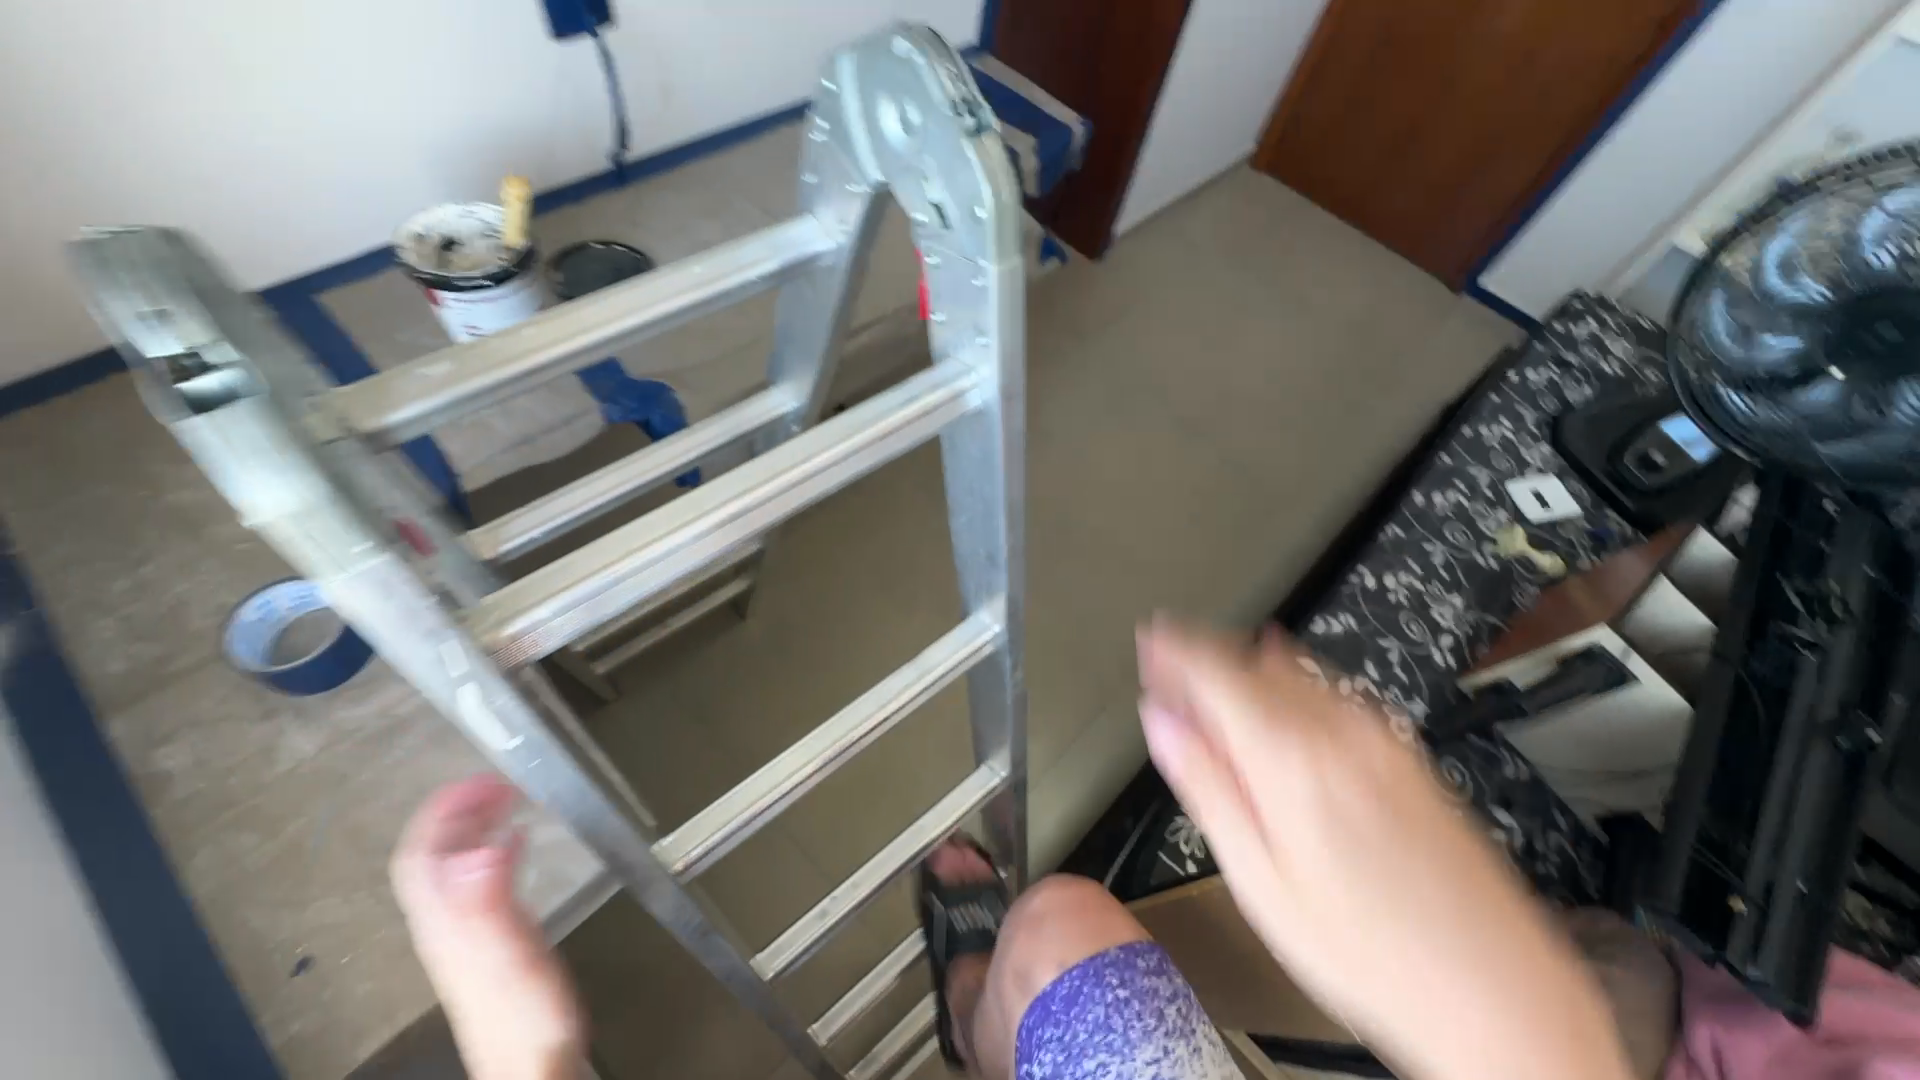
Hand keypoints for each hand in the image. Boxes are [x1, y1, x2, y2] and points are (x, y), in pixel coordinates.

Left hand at [391, 776, 585, 1079]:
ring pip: (453, 868)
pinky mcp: (490, 942)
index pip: (423, 858)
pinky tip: (516, 843)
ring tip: (506, 799)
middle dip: (458, 812)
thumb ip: (490, 908)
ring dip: (473, 827)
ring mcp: (466, 934)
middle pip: (434, 859)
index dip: (442, 814)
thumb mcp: (510, 959)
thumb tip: (478, 850)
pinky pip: (478, 883)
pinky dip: (493, 850)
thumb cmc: (527, 1018)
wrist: (531, 1069)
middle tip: (497, 782)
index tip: (476, 781)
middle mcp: (449, 924)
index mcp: (449, 922)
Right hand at [1136, 619, 1632, 1079]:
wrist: (1503, 995)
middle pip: (1254, 663)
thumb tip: (1161, 723)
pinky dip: (1288, 684)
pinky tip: (1276, 695)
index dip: (1175, 650)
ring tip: (1207, 678)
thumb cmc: (1370, 956)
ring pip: (1294, 672)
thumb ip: (1207, 785)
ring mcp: (1381, 739)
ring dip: (1243, 666)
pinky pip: (1331, 692)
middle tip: (1165, 661)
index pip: (1216, 671)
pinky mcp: (1406, 755)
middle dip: (1203, 656)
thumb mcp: (1260, 880)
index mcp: (1293, 758)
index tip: (1149, 640)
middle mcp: (1340, 731)